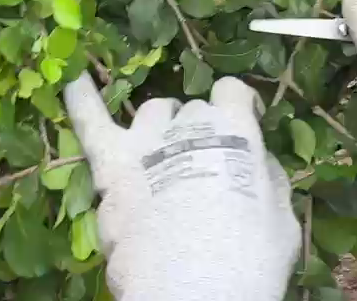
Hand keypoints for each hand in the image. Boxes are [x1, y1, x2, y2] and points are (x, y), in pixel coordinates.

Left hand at [64, 75, 299, 300]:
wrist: (192, 295)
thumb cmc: (249, 266)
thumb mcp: (282, 225)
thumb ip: (269, 183)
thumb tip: (259, 165)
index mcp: (234, 128)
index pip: (233, 93)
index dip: (238, 108)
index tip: (243, 122)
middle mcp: (188, 123)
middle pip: (192, 112)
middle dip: (200, 133)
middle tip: (205, 172)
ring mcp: (145, 142)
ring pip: (151, 113)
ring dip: (161, 128)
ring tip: (164, 159)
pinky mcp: (112, 168)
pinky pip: (91, 124)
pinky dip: (82, 99)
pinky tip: (74, 77)